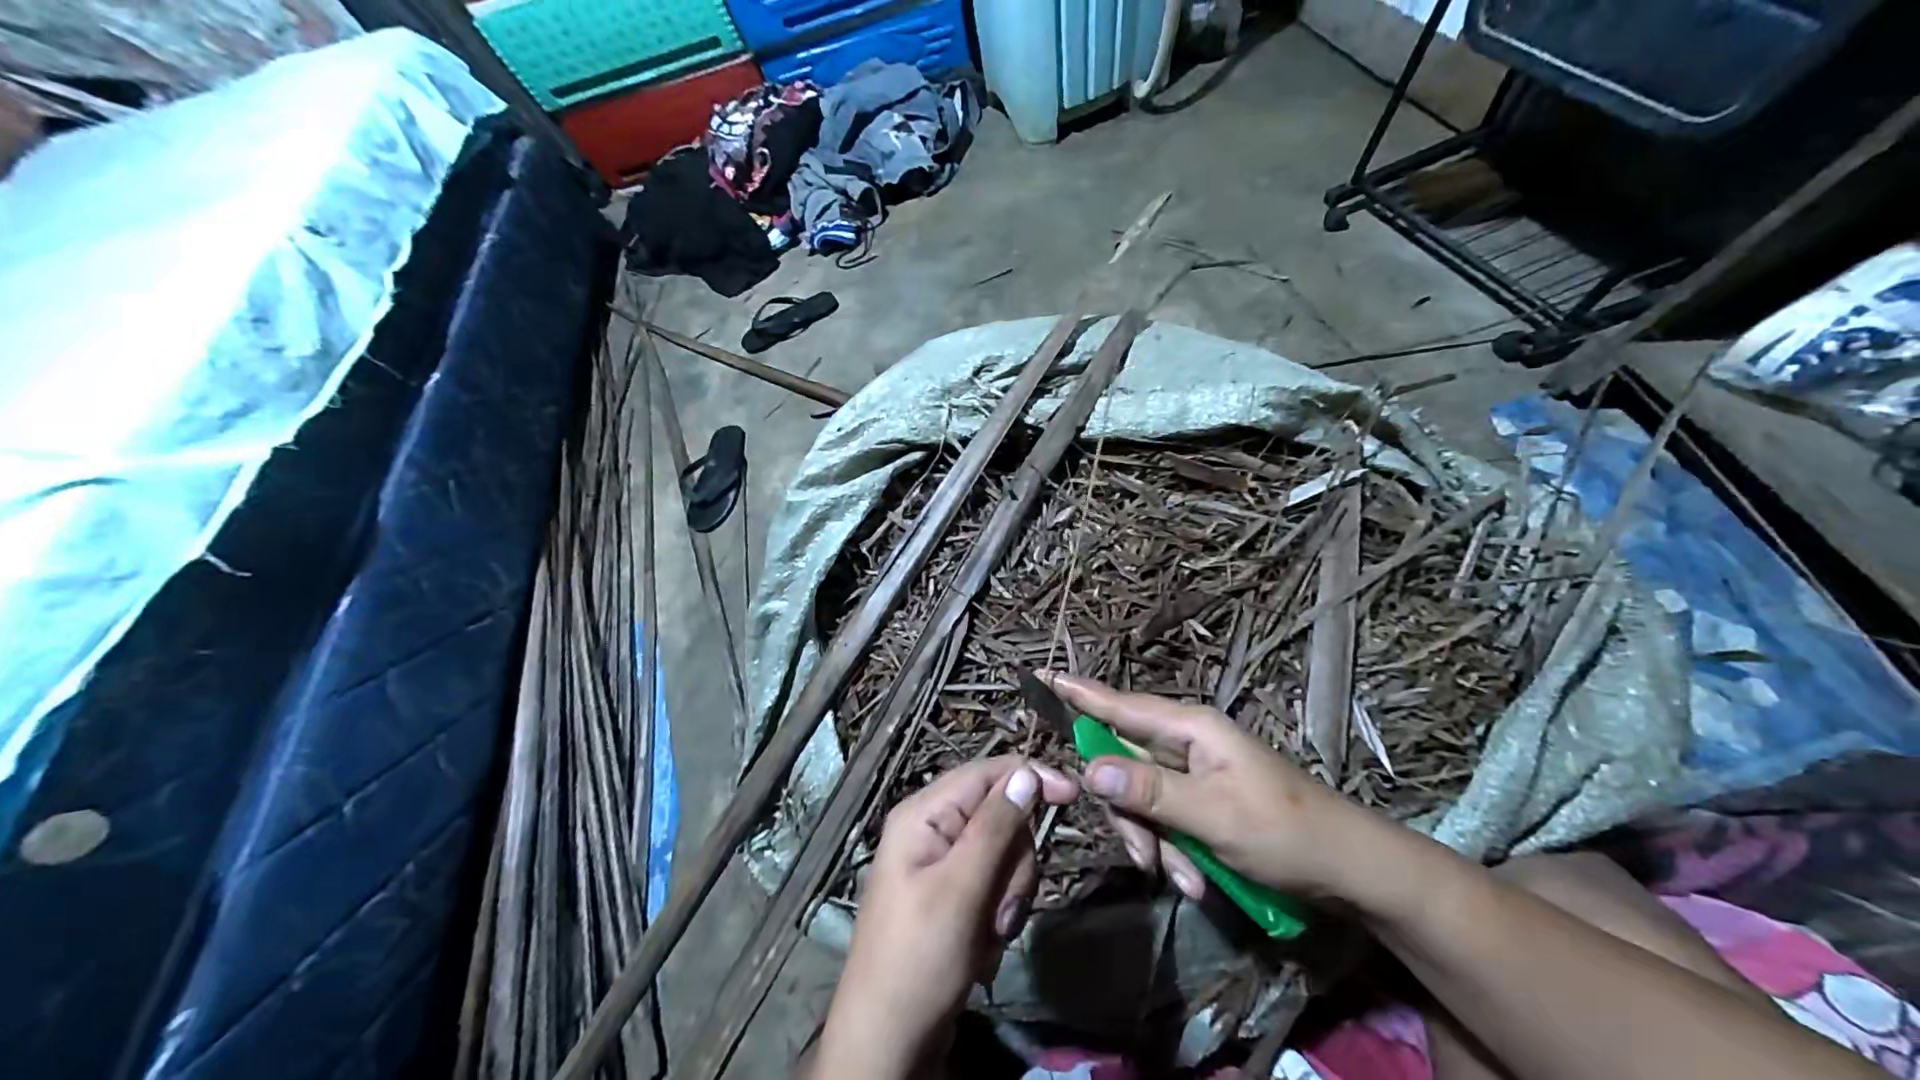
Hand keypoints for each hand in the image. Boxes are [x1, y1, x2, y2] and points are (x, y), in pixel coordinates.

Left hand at [812, 756, 1078, 1078]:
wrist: (890, 1038)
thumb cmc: (920, 957)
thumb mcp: (960, 888)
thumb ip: (994, 827)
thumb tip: (1027, 773)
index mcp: (923, 813)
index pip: (987, 773)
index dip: (1030, 777)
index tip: (1074, 793)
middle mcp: (933, 829)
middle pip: (1002, 816)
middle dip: (1014, 862)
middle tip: (1000, 905)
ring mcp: (944, 863)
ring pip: (1006, 854)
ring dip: (1009, 893)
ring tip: (989, 931)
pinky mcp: (955, 894)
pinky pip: (996, 884)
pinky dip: (1000, 911)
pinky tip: (984, 942)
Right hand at [1039, 670, 1387, 902]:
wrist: (1348, 870)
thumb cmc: (1284, 832)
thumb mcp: (1212, 815)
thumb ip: (1149, 791)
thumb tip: (1090, 770)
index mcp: (1190, 728)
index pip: (1120, 704)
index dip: (1077, 693)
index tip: (1040, 676)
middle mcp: (1186, 742)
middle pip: (1123, 765)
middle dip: (1129, 815)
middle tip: (1146, 857)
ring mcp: (1194, 772)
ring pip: (1141, 798)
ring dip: (1156, 841)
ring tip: (1185, 879)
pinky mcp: (1202, 800)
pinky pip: (1165, 818)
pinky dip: (1174, 850)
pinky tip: (1196, 880)